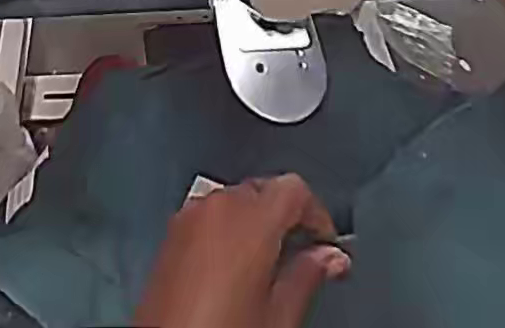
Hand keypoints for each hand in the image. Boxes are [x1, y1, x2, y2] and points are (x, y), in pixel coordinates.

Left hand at [134, 175, 349, 327]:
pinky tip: (235, 265)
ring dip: (257, 220)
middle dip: (287, 216)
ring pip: (236, 198)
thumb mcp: (277, 317)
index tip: (328, 243)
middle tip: (306, 255)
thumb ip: (306, 277)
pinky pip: (211, 212)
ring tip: (270, 265)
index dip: (317, 213)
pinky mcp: (173, 228)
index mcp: (249, 220)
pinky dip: (229, 226)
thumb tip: (331, 256)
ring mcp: (190, 213)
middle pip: (264, 189)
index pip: (293, 189)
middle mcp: (218, 205)